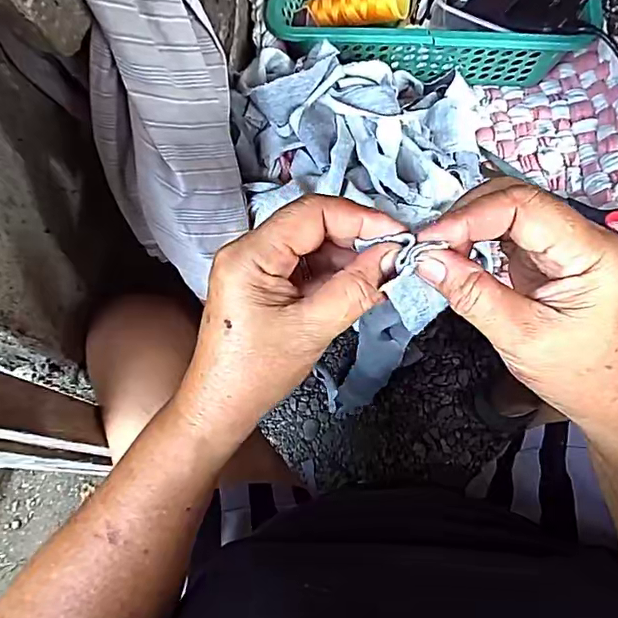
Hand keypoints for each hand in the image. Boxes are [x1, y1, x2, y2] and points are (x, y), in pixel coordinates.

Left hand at [174, 195, 404, 439]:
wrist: (222, 405)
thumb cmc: (251, 374)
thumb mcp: (312, 328)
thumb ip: (356, 289)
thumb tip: (390, 259)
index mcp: (250, 255)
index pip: (314, 212)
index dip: (361, 218)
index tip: (395, 234)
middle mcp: (248, 251)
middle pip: (314, 223)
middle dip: (357, 237)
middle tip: (393, 256)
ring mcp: (256, 265)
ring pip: (314, 242)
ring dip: (349, 256)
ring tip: (378, 275)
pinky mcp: (265, 280)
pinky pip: (306, 263)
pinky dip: (335, 271)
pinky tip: (357, 285)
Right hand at [414, 179, 617, 428]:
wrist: (607, 397)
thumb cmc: (583, 375)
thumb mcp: (520, 338)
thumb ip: (473, 295)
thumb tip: (432, 261)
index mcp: (595, 254)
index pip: (525, 206)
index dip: (471, 216)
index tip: (434, 238)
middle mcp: (589, 240)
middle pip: (517, 199)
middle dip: (467, 217)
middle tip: (432, 245)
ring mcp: (570, 245)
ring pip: (510, 211)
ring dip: (470, 226)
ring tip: (441, 252)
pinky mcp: (553, 256)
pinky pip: (510, 232)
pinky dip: (479, 239)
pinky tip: (460, 256)